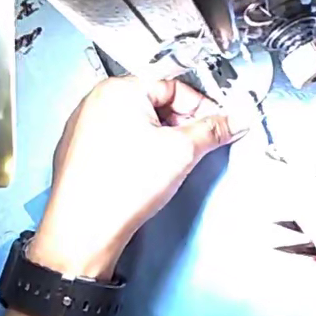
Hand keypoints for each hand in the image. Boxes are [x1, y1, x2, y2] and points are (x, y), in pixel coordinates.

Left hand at [29, 76, 242, 280]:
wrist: (84, 228)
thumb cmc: (119, 188)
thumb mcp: (182, 152)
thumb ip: (214, 130)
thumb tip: (234, 120)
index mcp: (119, 89)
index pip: (176, 87)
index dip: (202, 108)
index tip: (217, 125)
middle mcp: (97, 101)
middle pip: (157, 103)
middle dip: (181, 125)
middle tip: (196, 147)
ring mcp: (86, 126)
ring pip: (139, 123)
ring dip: (161, 140)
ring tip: (166, 165)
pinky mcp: (82, 150)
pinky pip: (121, 140)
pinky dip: (139, 152)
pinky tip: (145, 173)